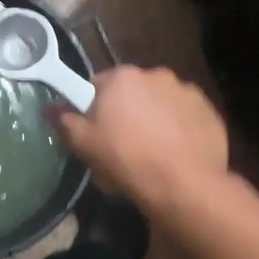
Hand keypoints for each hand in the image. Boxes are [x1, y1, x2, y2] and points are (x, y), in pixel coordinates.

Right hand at [53, 66, 228, 208]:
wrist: (183, 184)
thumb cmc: (126, 159)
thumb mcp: (84, 144)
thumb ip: (64, 121)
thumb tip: (50, 108)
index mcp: (122, 78)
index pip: (96, 85)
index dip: (91, 107)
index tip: (92, 129)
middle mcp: (156, 75)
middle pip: (130, 91)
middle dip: (124, 110)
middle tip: (119, 143)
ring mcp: (186, 91)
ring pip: (158, 102)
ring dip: (152, 117)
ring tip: (149, 150)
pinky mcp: (208, 111)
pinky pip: (183, 115)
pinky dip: (177, 128)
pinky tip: (172, 152)